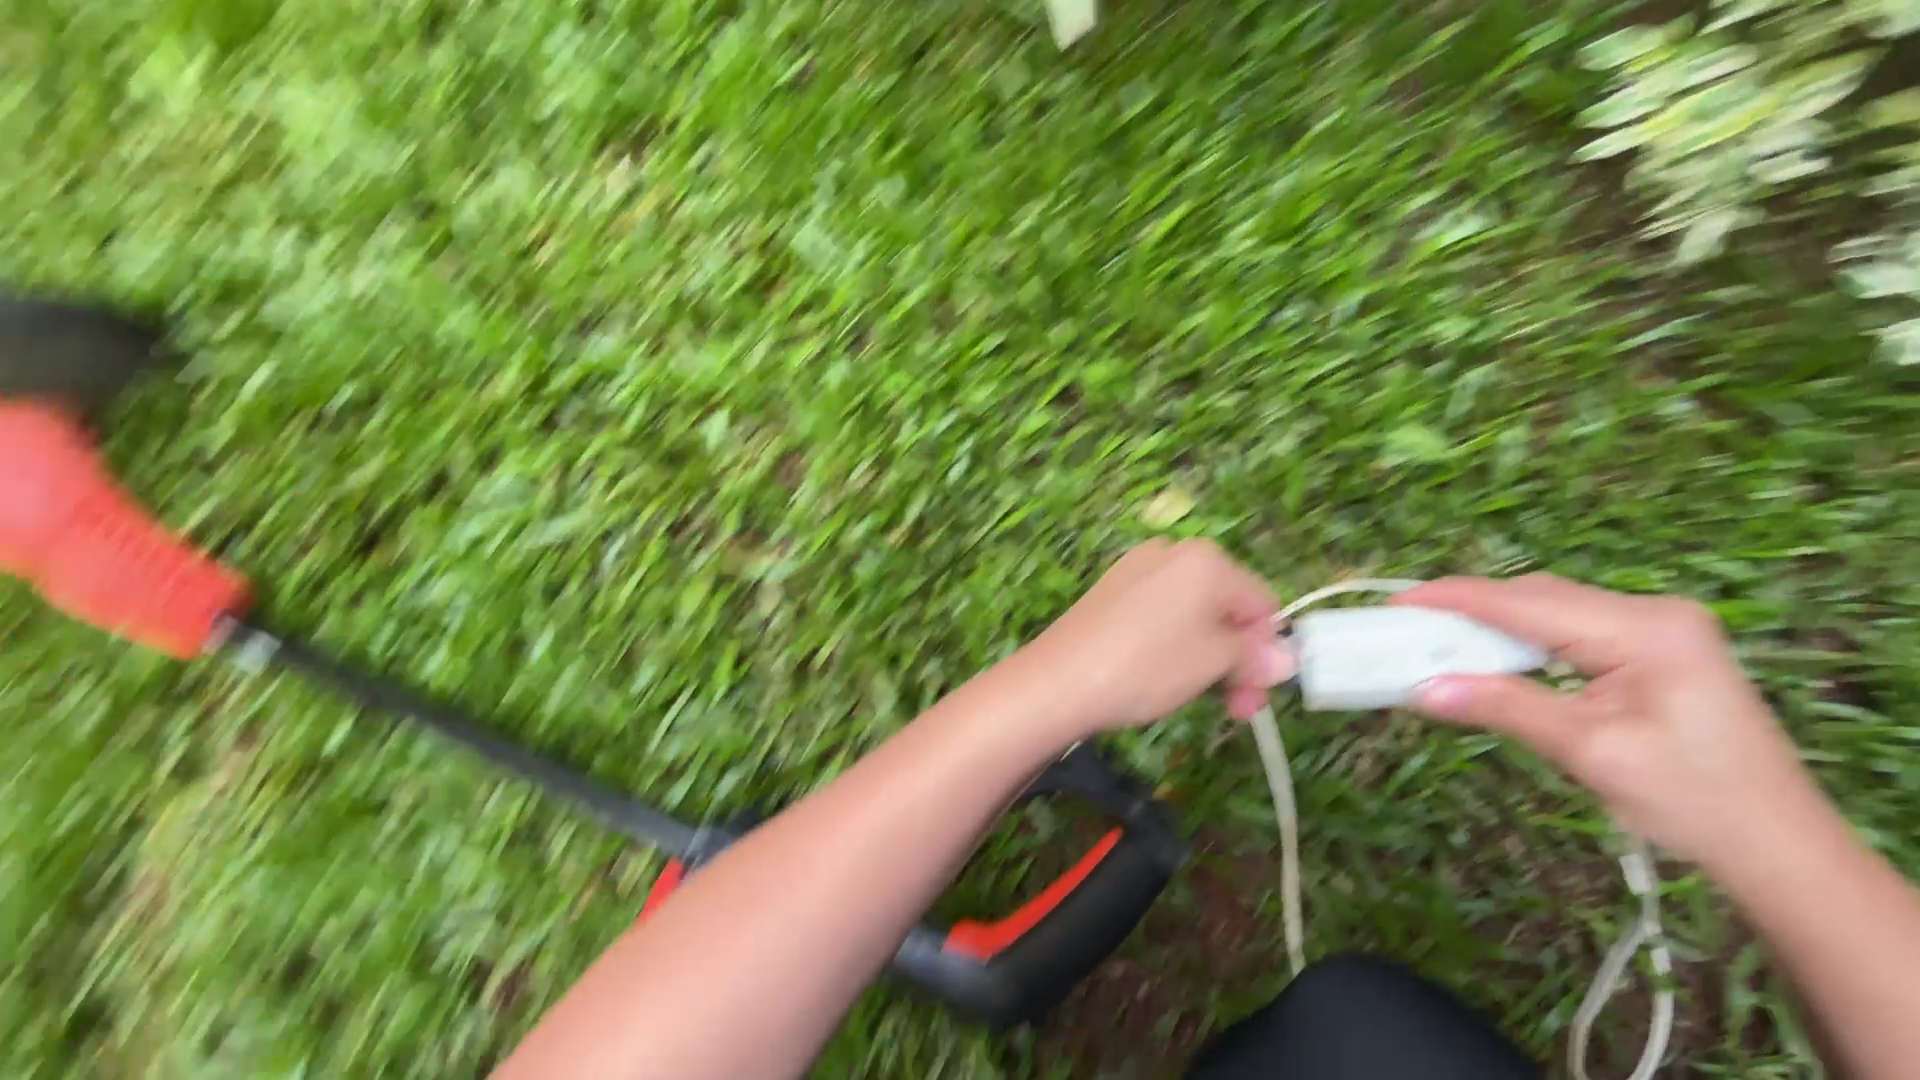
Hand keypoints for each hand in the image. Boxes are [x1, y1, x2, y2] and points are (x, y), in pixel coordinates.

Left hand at [1021, 539, 1293, 734]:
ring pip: (1193, 615)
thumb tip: (1286, 658)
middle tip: (1234, 709)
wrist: (1058, 680)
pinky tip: (1161, 677)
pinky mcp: (1111, 591)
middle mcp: (1172, 552)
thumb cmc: (1147, 666)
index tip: (1256, 695)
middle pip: (1227, 607)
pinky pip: (1160, 615)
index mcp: (1206, 560)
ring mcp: (1137, 569)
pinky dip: (1172, 645)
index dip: (1267, 651)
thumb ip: (1255, 657)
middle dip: (1236, 658)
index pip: (1263, 603)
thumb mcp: (1213, 664)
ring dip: (1207, 656)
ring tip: (1195, 697)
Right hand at [1397, 574, 1831, 868]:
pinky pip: (1568, 631)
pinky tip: (1493, 658)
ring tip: (1438, 642)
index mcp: (1646, 629)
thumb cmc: (1692, 800)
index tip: (1395, 601)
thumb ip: (1503, 707)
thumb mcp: (1588, 751)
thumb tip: (1421, 689)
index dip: (1455, 598)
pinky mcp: (1653, 652)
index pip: (1527, 601)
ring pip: (1549, 611)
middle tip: (1407, 627)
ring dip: (1493, 626)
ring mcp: (1657, 630)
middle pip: (1538, 597)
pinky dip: (1521, 641)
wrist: (1778, 848)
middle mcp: (1653, 614)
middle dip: (1469, 609)